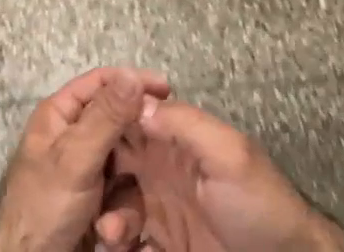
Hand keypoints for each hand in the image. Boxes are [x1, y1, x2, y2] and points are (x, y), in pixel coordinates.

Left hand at [0, 68, 171, 251]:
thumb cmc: (45, 206)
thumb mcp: (75, 158)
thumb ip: (105, 117)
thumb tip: (132, 74)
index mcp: (60, 115)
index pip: (101, 82)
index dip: (132, 81)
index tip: (167, 91)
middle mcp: (74, 137)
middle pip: (120, 125)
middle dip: (138, 151)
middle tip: (161, 159)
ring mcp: (87, 171)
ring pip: (128, 165)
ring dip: (128, 196)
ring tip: (115, 223)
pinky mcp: (98, 201)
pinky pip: (125, 196)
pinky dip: (123, 216)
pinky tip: (112, 234)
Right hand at [95, 99, 343, 251]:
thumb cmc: (261, 206)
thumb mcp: (230, 155)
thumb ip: (186, 125)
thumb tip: (137, 105)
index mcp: (177, 138)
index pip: (130, 117)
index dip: (104, 121)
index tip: (82, 136)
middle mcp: (162, 167)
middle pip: (113, 159)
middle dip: (95, 173)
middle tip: (88, 193)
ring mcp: (160, 206)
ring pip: (114, 200)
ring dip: (106, 213)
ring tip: (113, 234)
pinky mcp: (161, 241)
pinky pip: (125, 236)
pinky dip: (115, 240)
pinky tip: (118, 246)